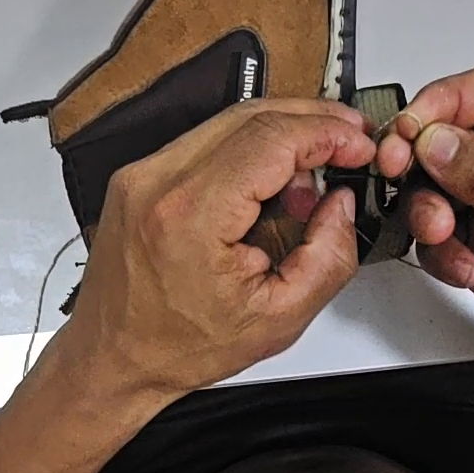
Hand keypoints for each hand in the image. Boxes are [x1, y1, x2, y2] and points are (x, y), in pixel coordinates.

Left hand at [61, 99, 374, 397]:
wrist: (115, 358)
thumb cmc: (178, 346)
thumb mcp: (279, 319)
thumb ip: (329, 258)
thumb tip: (342, 203)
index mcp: (190, 215)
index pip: (272, 138)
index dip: (328, 134)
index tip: (358, 147)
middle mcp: (157, 182)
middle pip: (252, 114)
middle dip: (313, 121)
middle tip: (349, 143)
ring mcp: (142, 174)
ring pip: (229, 120)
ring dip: (283, 134)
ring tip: (315, 172)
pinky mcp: (139, 176)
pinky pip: (207, 140)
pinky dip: (250, 149)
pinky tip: (272, 181)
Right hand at [375, 66, 473, 370]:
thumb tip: (439, 142)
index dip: (446, 102)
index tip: (413, 125)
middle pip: (449, 137)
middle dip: (420, 158)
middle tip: (398, 169)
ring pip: (432, 186)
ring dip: (427, 211)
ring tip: (443, 232)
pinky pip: (433, 235)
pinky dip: (439, 251)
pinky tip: (467, 266)